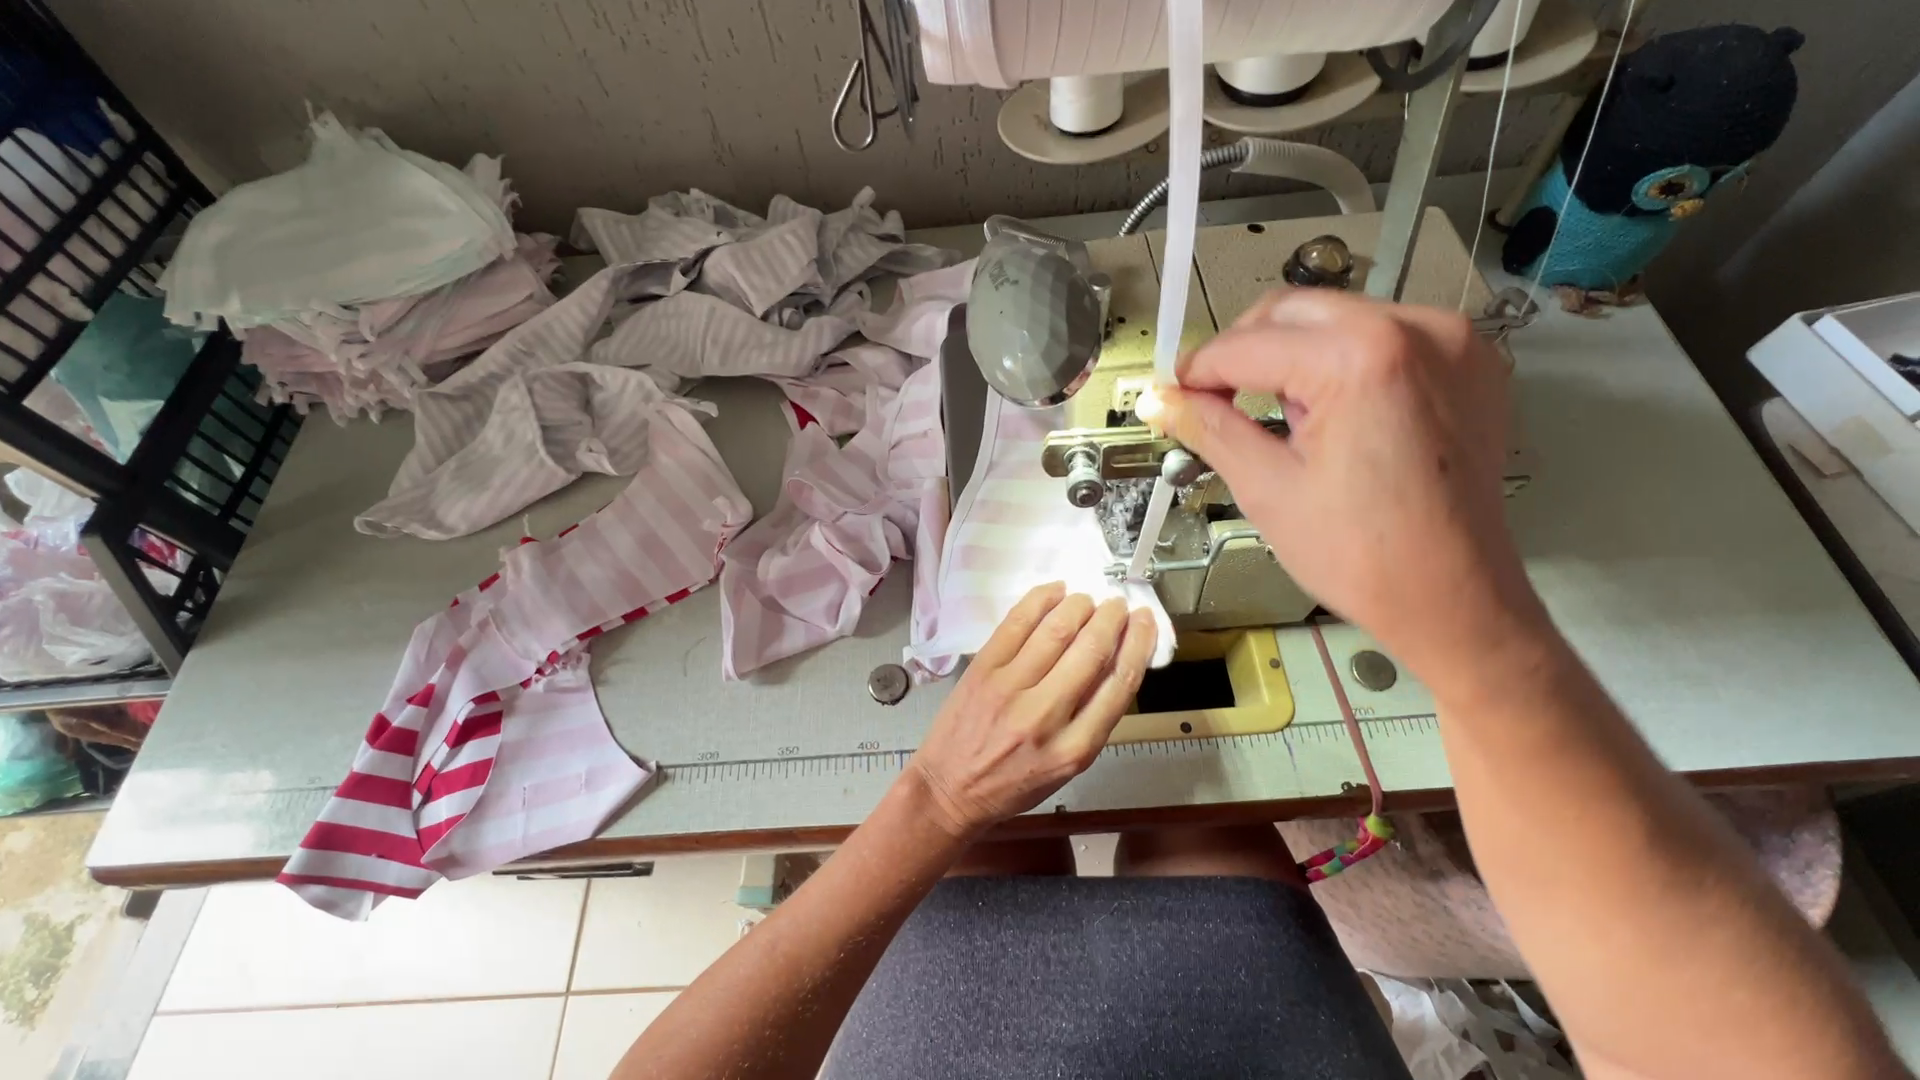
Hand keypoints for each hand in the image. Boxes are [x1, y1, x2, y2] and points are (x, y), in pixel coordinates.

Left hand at [908, 583, 1156, 838]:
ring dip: (1081, 605)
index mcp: (1075, 748)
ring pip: (1057, 630)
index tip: (1146, 622)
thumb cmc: (1014, 782)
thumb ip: (1094, 719)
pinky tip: (1056, 592)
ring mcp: (1010, 688)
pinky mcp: (983, 670)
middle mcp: (1045, 716)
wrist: (950, 788)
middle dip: (1112, 619)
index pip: (1119, 685)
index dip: (1139, 644)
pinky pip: (1017, 623)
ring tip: (1090, 599)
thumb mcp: (1068, 766)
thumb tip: (1118, 661)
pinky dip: (1041, 600)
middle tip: (1119, 605)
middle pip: (1092, 650)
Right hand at [1138, 288, 1547, 693]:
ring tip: (1283, 418)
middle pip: (1291, 311)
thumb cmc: (1370, 558)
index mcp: (1361, 360)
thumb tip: (1162, 400)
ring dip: (1291, 354)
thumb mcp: (1268, 488)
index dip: (1197, 371)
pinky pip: (1382, 336)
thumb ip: (1209, 428)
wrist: (1453, 598)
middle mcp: (1416, 331)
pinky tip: (1333, 413)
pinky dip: (1342, 361)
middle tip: (1212, 400)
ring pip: (1335, 317)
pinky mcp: (1468, 362)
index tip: (1173, 394)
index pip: (1246, 344)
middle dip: (1242, 352)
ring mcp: (1451, 342)